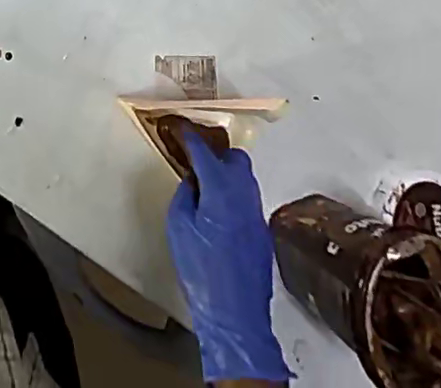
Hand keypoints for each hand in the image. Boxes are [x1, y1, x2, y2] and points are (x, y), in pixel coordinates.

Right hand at [166, 130, 291, 384]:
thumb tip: (192, 181)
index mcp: (221, 190)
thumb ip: (185, 194)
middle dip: (215, 152)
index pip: (203, 150)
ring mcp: (257, 214)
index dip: (189, 135)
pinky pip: (248, 198)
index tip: (178, 126)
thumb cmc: (201, 270)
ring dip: (226, 173)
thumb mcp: (178, 225)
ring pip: (245, 178)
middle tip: (194, 157)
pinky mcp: (261, 231)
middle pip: (235, 158)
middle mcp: (245, 195)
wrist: (234, 314)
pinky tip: (217, 208)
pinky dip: (233, 193)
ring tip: (204, 182)